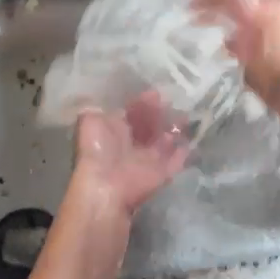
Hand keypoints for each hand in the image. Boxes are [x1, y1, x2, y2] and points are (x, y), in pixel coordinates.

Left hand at [70, 92, 189, 216]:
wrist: (106, 185)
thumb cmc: (98, 148)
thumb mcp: (90, 119)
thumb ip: (98, 105)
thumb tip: (110, 98)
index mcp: (114, 130)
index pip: (132, 114)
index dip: (144, 103)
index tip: (156, 93)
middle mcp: (131, 144)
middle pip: (150, 126)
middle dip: (161, 114)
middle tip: (173, 102)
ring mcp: (147, 159)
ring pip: (164, 141)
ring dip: (174, 130)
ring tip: (185, 116)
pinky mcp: (162, 173)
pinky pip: (176, 161)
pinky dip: (183, 152)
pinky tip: (190, 139)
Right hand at [194, 0, 279, 132]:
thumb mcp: (255, 73)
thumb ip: (239, 50)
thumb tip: (229, 39)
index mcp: (266, 12)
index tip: (189, 8)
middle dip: (222, 10)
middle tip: (201, 22)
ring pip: (257, 10)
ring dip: (239, 20)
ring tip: (220, 38)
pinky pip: (270, 20)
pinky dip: (254, 28)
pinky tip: (246, 48)